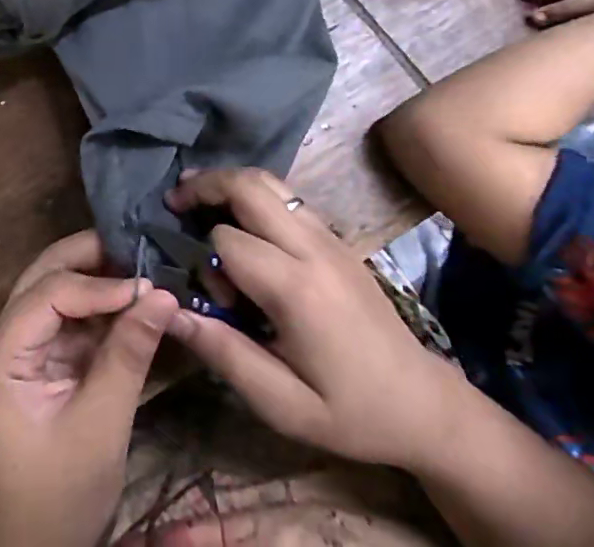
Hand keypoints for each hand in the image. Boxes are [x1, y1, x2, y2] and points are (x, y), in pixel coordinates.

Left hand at [0, 231, 178, 546]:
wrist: (46, 540)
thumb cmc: (65, 488)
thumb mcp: (102, 423)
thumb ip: (129, 353)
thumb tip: (164, 293)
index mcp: (3, 352)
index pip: (49, 293)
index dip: (99, 284)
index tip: (147, 286)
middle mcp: (8, 336)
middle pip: (48, 274)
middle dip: (94, 256)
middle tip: (143, 247)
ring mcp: (28, 343)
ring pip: (63, 286)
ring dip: (103, 274)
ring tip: (147, 265)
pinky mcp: (50, 355)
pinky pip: (78, 313)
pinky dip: (108, 303)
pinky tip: (138, 298)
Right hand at [163, 169, 470, 470]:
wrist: (422, 403)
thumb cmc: (350, 412)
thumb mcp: (281, 403)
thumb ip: (223, 353)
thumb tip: (171, 313)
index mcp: (298, 289)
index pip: (229, 239)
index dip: (204, 261)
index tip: (212, 297)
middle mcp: (314, 248)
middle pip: (250, 187)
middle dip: (205, 185)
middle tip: (174, 203)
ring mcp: (330, 237)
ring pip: (271, 182)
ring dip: (229, 182)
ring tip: (195, 199)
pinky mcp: (338, 239)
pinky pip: (288, 198)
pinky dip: (254, 194)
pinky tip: (237, 218)